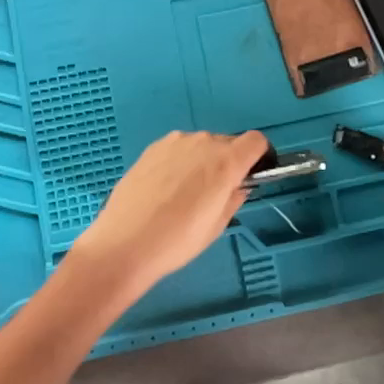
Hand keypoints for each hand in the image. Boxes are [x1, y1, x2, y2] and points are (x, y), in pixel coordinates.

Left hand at [72, 130, 270, 292]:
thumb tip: (239, 185)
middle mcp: (203, 143)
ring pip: (201, 144)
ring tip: (187, 191)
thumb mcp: (217, 226)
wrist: (125, 243)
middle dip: (229, 161)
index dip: (259, 155)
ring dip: (204, 160)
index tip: (253, 174)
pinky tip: (166, 187)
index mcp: (225, 162)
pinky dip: (181, 160)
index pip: (256, 141)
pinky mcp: (152, 147)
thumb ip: (234, 197)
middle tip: (216, 191)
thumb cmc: (178, 240)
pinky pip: (178, 148)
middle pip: (228, 142)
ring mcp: (175, 142)